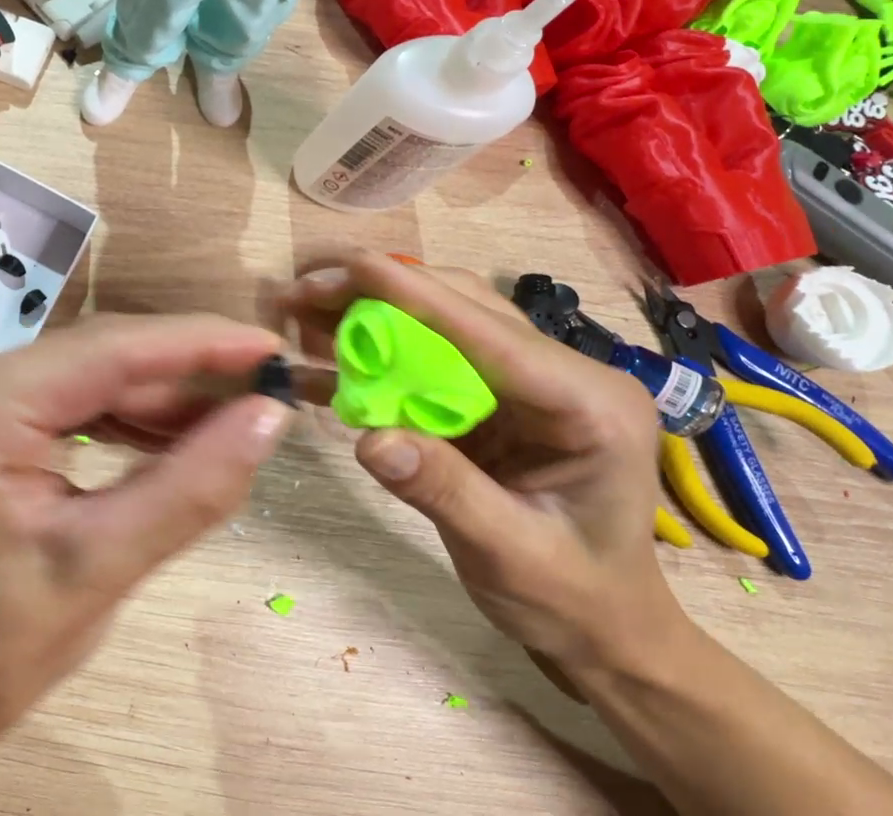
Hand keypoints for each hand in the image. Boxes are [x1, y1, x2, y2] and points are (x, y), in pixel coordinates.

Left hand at [0, 314, 291, 743]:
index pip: (99, 353)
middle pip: (90, 358)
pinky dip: (118, 411)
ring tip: (236, 414)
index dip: (194, 343)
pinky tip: (177, 429)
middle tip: (266, 387)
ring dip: (156, 394)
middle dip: (182, 373)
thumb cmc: (2, 646)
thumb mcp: (105, 566)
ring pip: (81, 371)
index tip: (271, 346)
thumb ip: (193, 485)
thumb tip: (270, 415)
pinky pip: (60, 392)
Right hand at [282, 249, 683, 676]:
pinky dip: (365, 362)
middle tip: (298, 286)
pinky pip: (418, 366)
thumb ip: (444, 490)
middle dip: (375, 290)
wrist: (598, 628)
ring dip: (362, 315)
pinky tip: (310, 365)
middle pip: (457, 309)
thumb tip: (370, 439)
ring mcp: (519, 386)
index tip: (347, 264)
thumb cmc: (570, 598)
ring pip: (433, 326)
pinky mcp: (484, 402)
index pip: (490, 333)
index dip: (414, 294)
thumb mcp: (510, 552)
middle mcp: (557, 375)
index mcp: (586, 402)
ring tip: (294, 308)